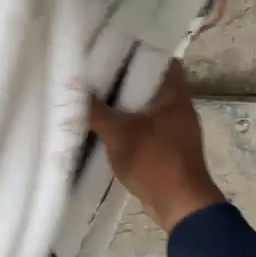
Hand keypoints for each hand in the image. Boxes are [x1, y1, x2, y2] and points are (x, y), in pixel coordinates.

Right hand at [89, 61, 225, 233]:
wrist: (179, 204)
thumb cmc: (154, 161)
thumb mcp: (119, 134)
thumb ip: (97, 112)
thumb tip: (75, 91)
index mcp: (175, 97)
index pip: (165, 63)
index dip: (143, 55)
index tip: (116, 53)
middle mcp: (180, 109)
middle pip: (153, 86)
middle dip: (127, 82)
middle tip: (97, 77)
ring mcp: (176, 131)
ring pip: (148, 109)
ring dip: (126, 107)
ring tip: (97, 102)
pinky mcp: (169, 150)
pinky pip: (147, 129)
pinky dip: (130, 127)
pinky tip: (108, 131)